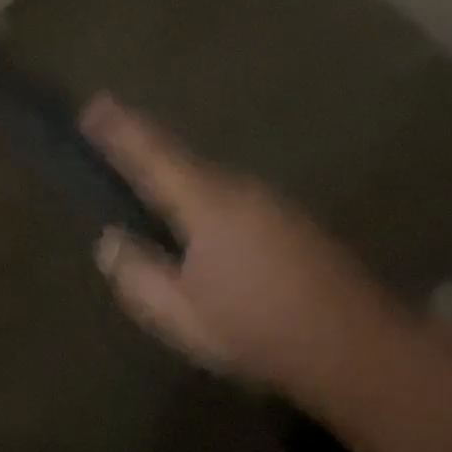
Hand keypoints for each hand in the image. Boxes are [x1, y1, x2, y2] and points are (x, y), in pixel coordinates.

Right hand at [84, 95, 411, 406]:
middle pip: (182, 162)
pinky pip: (237, 204)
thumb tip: (109, 240)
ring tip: (157, 201)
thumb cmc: (258, 328)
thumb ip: (137, 275)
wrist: (358, 347)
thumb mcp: (181, 315)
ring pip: (213, 185)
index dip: (119, 128)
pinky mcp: (296, 225)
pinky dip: (211, 209)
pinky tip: (209, 241)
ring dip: (182, 185)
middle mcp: (239, 188)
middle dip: (149, 155)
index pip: (152, 152)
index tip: (93, 104)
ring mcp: (273, 203)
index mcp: (205, 201)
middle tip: (117, 150)